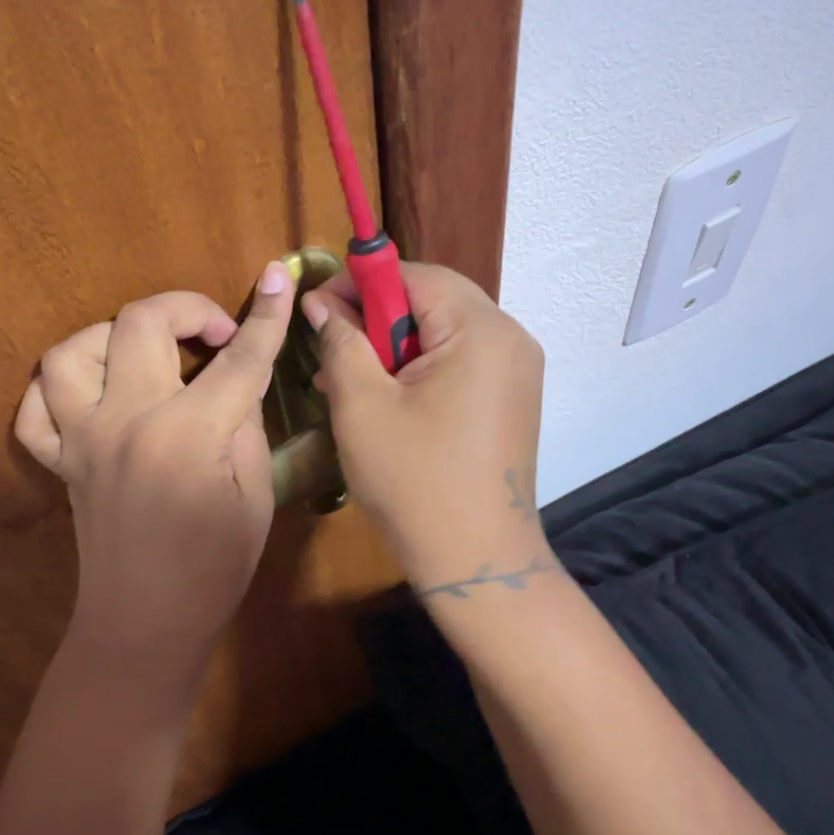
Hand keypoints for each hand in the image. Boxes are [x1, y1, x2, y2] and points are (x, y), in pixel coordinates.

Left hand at [15, 263, 293, 681]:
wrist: (146, 624)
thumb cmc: (214, 569)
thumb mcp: (255, 497)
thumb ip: (244, 425)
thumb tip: (233, 381)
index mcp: (186, 433)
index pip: (236, 359)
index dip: (263, 317)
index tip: (278, 278)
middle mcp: (124, 420)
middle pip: (141, 323)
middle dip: (187, 308)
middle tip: (216, 336)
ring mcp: (81, 439)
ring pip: (71, 352)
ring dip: (112, 337)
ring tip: (147, 356)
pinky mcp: (60, 462)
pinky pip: (36, 409)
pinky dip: (59, 390)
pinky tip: (93, 395)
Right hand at [300, 262, 546, 580]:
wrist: (476, 559)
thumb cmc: (414, 480)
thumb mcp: (362, 405)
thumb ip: (341, 342)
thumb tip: (322, 302)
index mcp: (481, 330)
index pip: (415, 275)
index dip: (360, 283)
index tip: (317, 307)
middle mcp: (510, 339)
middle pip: (433, 301)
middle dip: (375, 319)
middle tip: (330, 349)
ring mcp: (517, 372)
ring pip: (443, 334)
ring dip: (392, 348)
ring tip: (347, 383)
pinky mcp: (511, 400)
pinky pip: (459, 364)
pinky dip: (419, 371)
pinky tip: (385, 403)